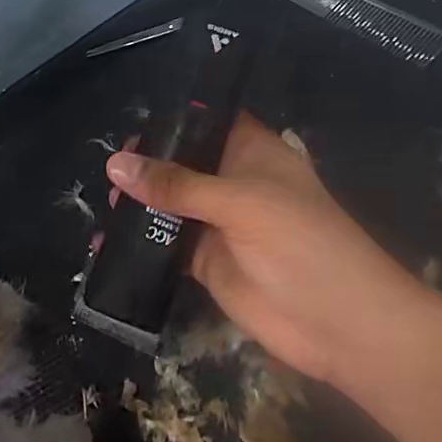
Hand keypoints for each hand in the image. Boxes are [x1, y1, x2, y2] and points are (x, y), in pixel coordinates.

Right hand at [106, 115, 428, 385]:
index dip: (176, 117)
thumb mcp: (240, 202)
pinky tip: (107, 244)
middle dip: (149, 163)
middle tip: (110, 167)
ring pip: (173, 204)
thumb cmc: (301, 241)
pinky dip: (141, 244)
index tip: (134, 121)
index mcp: (253, 151)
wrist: (338, 323)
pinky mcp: (209, 261)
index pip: (210, 120)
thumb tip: (117, 164)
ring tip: (103, 203)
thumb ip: (178, 184)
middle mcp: (235, 181)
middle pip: (185, 162)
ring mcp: (221, 222)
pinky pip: (168, 245)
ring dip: (140, 203)